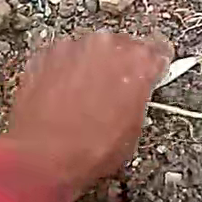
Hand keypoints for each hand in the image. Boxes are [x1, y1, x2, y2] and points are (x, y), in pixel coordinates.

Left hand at [3, 32, 170, 193]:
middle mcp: (107, 45)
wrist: (43, 156)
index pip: (158, 50)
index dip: (153, 65)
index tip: (150, 71)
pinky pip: (62, 58)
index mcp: (139, 61)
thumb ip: (137, 100)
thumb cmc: (89, 149)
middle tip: (112, 94)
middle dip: (118, 67)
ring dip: (89, 68)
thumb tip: (133, 96)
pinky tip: (61, 97)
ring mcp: (73, 47)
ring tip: (83, 99)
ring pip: (90, 51)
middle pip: (121, 47)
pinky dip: (63, 72)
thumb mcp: (132, 131)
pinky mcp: (45, 55)